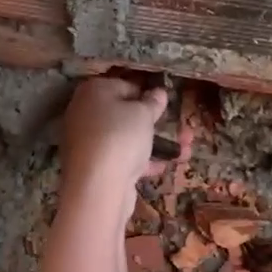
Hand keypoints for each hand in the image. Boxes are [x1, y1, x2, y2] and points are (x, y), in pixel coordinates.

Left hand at [59, 76, 168, 211]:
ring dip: (154, 143)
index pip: (123, 85)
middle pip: (123, 114)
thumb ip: (152, 102)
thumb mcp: (143, 113)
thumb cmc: (120, 136)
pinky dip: (141, 161)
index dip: (145, 94)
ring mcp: (88, 142)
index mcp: (92, 91)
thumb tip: (158, 92)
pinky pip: (121, 158)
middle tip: (178, 126)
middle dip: (153, 122)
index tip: (164, 105)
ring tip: (185, 149)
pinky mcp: (94, 167)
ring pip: (125, 138)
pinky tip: (165, 166)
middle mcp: (85, 113)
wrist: (97, 186)